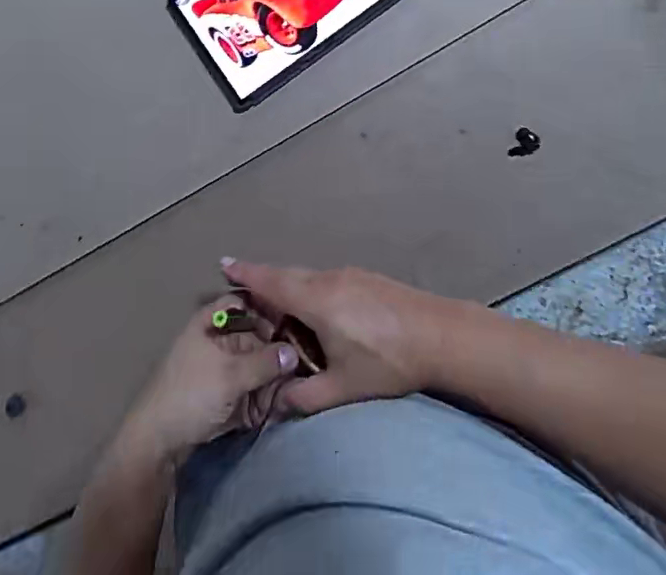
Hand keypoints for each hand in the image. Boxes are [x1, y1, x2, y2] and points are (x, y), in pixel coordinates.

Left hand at [111, 295, 297, 465]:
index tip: (296, 316)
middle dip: (278, 347)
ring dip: (275, 374)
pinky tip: (284, 398)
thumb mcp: (230, 375)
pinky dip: (266, 392)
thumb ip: (265, 362)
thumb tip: (296, 353)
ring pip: (258, 363)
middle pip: (256, 335)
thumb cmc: (190, 395)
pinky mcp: (227, 393)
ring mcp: (223, 367)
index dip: (268, 306)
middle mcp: (219, 340)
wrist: (159, 442)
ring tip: (299, 381)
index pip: (244, 302)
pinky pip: (253, 386)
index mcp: (211, 322)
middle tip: (308, 357)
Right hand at [222, 258, 467, 415]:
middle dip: (263, 280)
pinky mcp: (366, 277)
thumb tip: (278, 401)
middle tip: (245, 290)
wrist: (441, 334)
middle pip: (287, 275)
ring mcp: (350, 275)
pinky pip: (326, 279)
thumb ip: (305, 396)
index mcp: (316, 300)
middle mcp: (328, 279)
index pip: (271, 283)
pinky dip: (311, 290)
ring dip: (290, 288)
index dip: (246, 274)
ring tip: (282, 310)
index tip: (224, 264)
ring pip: (308, 277)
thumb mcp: (344, 387)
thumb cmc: (388, 360)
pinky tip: (320, 312)